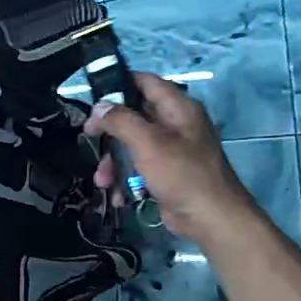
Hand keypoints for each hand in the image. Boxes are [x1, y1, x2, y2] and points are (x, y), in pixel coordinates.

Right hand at [84, 73, 257, 240]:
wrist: (211, 219)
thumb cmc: (181, 173)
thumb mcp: (148, 142)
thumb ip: (121, 120)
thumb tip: (99, 107)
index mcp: (178, 108)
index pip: (146, 82)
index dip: (119, 84)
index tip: (95, 97)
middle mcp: (176, 124)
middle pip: (135, 115)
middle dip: (110, 130)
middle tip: (89, 137)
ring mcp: (172, 149)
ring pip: (133, 144)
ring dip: (114, 161)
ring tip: (102, 180)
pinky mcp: (167, 173)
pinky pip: (139, 167)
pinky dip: (126, 178)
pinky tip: (117, 195)